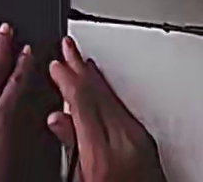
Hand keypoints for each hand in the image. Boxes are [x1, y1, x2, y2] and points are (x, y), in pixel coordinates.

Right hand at [47, 35, 165, 181]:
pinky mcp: (147, 145)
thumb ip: (70, 150)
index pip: (81, 100)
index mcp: (103, 156)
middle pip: (97, 92)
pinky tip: (101, 85)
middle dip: (79, 66)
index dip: (66, 77)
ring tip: (80, 58)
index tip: (54, 64)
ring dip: (94, 75)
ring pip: (111, 96)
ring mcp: (140, 143)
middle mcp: (125, 143)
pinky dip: (108, 92)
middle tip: (67, 46)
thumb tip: (58, 120)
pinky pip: (123, 107)